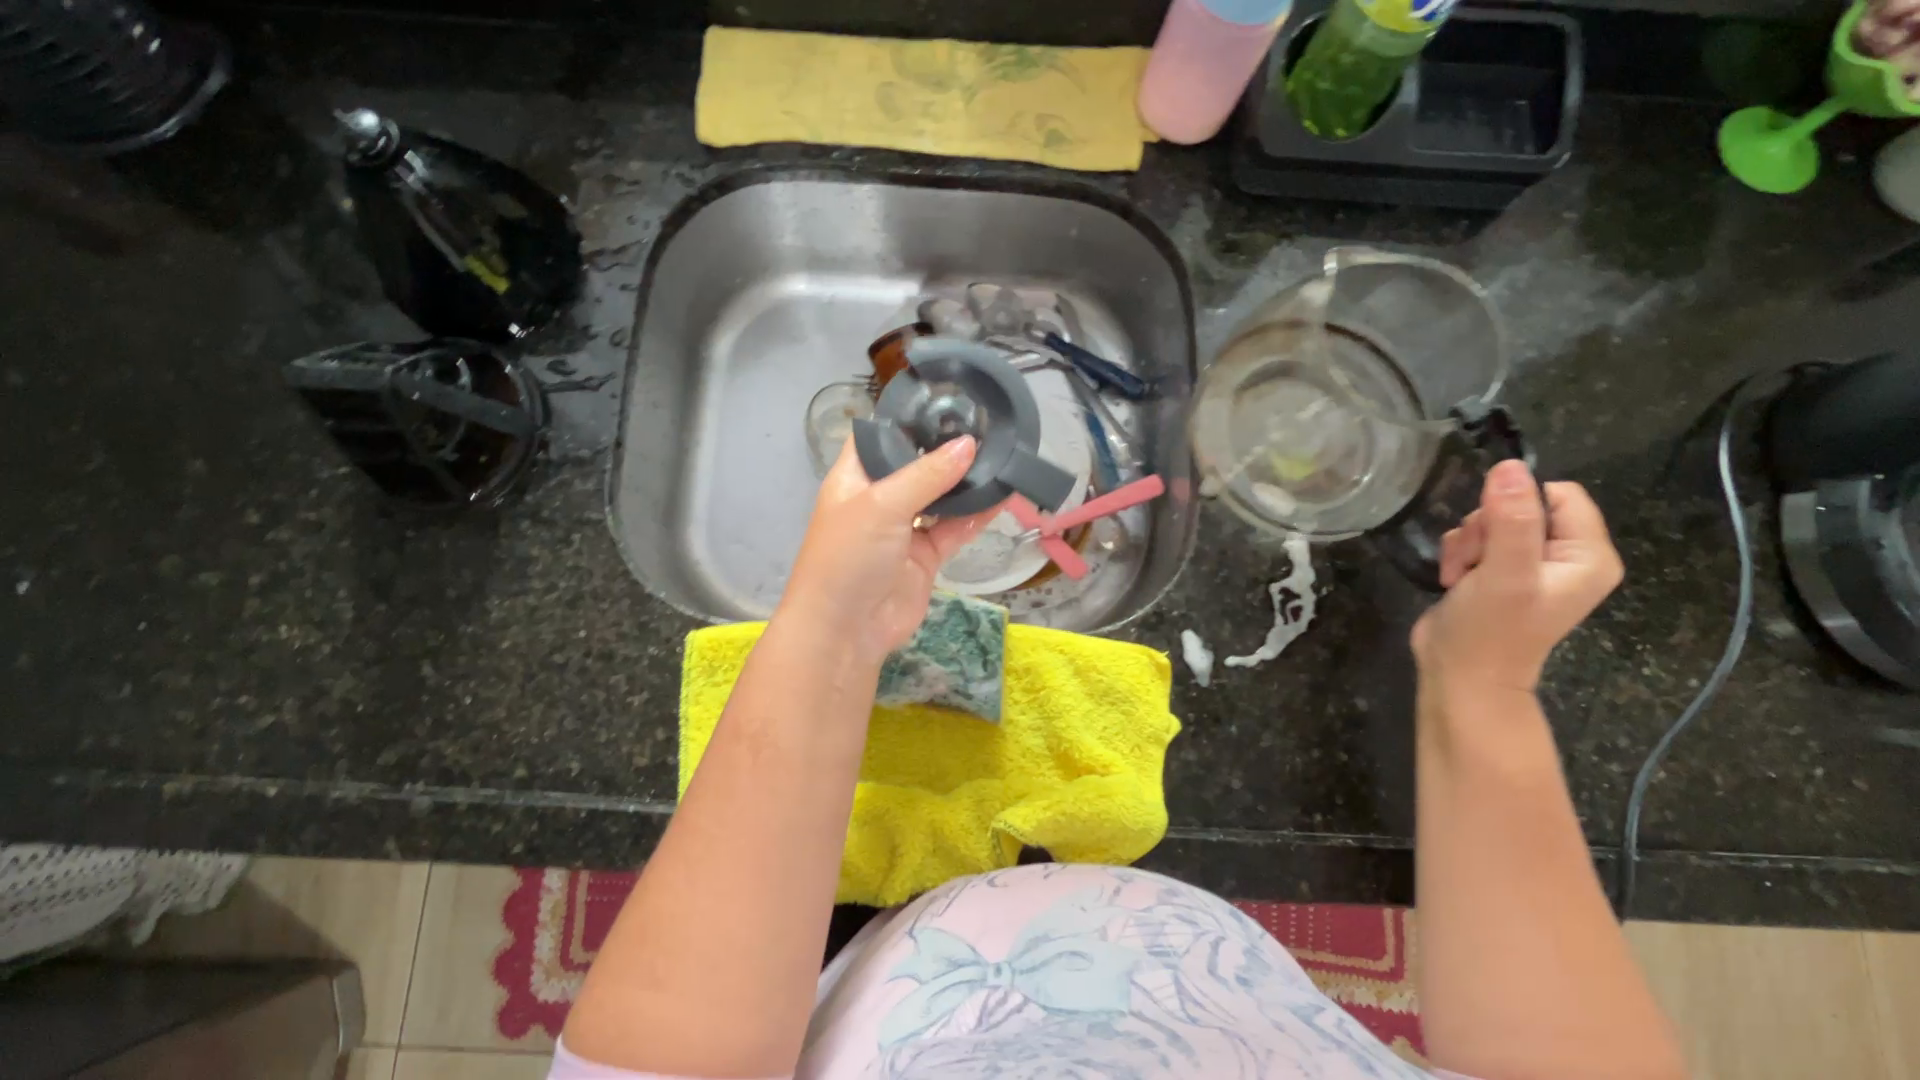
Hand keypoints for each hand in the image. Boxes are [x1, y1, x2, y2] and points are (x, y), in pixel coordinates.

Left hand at [775, 437, 1000, 663]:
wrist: (845, 630)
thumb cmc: (849, 555)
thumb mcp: (883, 505)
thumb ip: (928, 475)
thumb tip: (969, 444)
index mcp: (855, 477)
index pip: (879, 437)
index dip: (907, 420)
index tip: (945, 400)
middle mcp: (878, 499)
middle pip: (915, 466)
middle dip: (945, 451)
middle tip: (986, 426)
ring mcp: (903, 529)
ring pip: (940, 498)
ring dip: (965, 483)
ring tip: (1001, 456)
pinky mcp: (925, 557)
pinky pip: (953, 529)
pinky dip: (975, 516)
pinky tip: (1001, 497)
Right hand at [1411, 460, 1623, 696]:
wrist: (1460, 678)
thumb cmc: (1491, 630)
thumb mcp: (1505, 573)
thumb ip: (1511, 519)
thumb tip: (1509, 465)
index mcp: (1589, 555)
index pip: (1558, 494)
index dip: (1518, 506)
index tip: (1497, 537)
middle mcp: (1566, 556)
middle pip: (1520, 505)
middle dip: (1485, 529)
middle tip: (1478, 564)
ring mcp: (1531, 565)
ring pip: (1491, 520)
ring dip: (1467, 544)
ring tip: (1464, 577)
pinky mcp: (1498, 572)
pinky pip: (1476, 539)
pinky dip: (1460, 556)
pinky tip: (1455, 581)